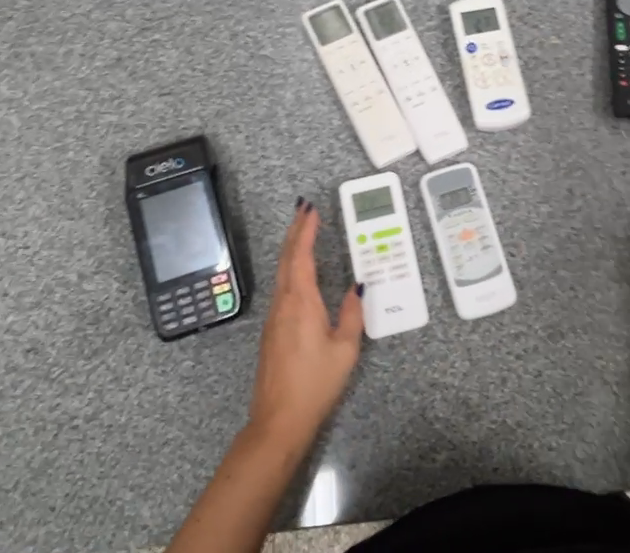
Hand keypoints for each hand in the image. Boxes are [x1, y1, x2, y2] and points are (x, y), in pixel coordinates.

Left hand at [246, 199, 364, 450]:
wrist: (279, 419)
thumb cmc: (315, 384)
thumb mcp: (345, 349)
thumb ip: (352, 314)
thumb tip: (357, 287)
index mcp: (301, 302)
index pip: (302, 256)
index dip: (306, 231)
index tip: (311, 209)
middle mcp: (283, 303)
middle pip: (287, 259)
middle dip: (295, 232)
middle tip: (303, 209)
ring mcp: (274, 317)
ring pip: (281, 273)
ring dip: (291, 249)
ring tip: (301, 232)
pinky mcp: (272, 331)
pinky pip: (281, 287)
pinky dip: (289, 268)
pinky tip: (297, 271)